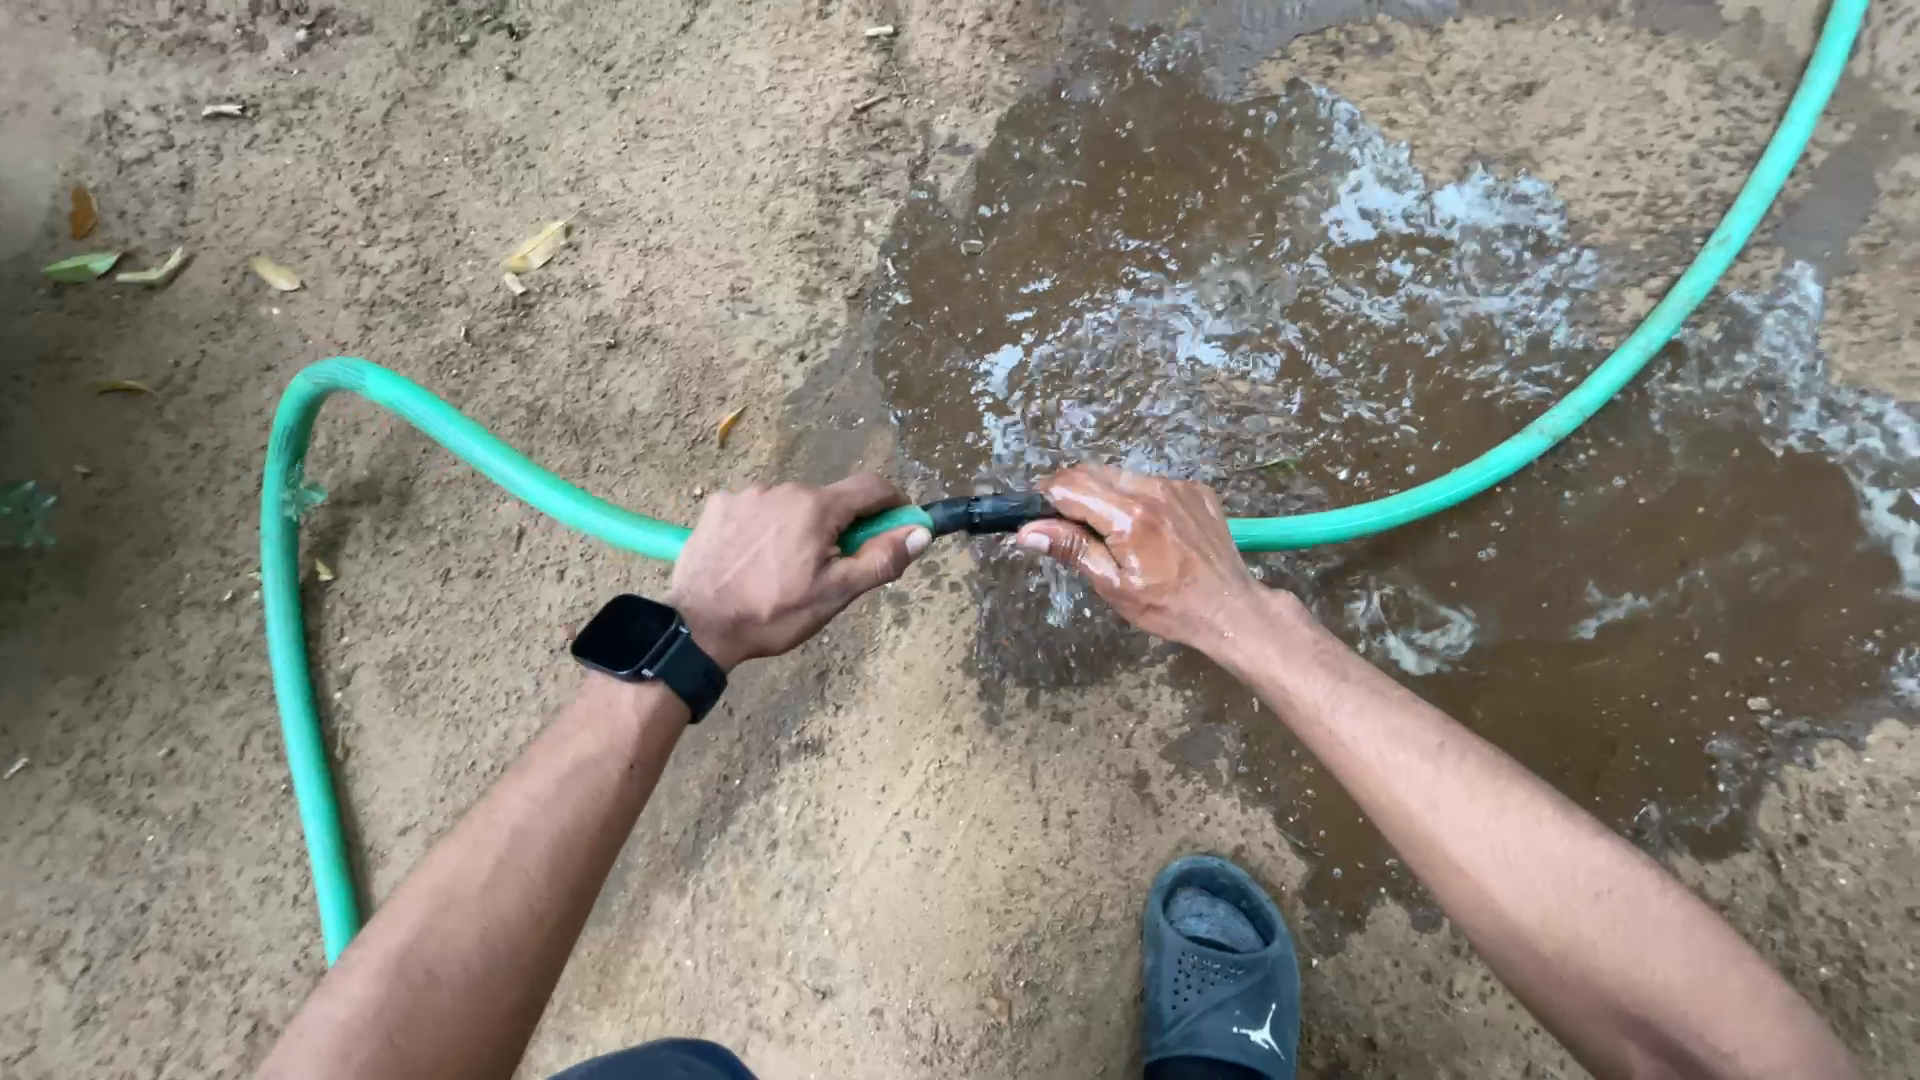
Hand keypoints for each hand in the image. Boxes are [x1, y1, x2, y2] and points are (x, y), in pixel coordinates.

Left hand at [669, 475, 930, 670]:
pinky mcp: (718, 505)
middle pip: (830, 500)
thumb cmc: (773, 613)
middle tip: (830, 568)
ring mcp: (747, 494)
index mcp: (817, 507)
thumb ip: (881, 559)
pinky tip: (753, 559)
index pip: (872, 487)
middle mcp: (783, 488)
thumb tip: (921, 532)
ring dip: (801, 527)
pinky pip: (757, 509)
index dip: (893, 505)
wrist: (698, 626)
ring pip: (792, 505)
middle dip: (841, 527)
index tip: (896, 527)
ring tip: (784, 569)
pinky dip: (765, 527)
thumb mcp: (836, 594)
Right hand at [1013, 465, 1266, 649]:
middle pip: (1093, 472)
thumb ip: (1072, 549)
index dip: (1046, 496)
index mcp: (1129, 516)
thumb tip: (1028, 531)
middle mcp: (1153, 489)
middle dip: (1070, 491)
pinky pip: (1150, 483)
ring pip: (1120, 475)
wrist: (1230, 608)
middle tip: (1064, 524)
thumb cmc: (1167, 606)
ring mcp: (1177, 486)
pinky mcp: (1194, 489)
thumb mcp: (1113, 585)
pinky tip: (1143, 529)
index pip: (1071, 486)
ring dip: (1102, 494)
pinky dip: (1134, 497)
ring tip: (1106, 530)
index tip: (1036, 513)